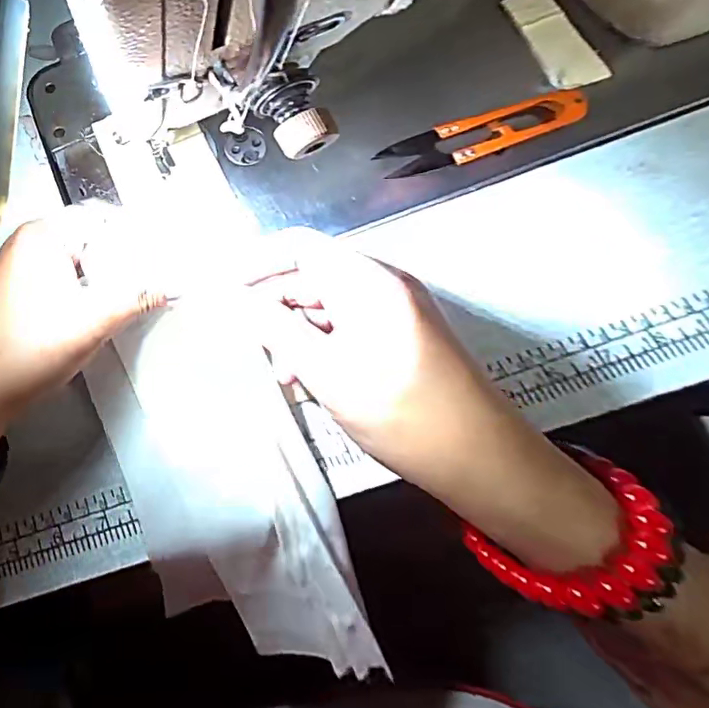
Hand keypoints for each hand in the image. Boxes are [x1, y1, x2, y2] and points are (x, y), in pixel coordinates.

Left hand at [0, 206, 167, 461]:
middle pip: (94, 237)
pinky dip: (93, 288)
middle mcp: (31, 243)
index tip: (170, 251)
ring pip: (84, 260)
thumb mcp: (91, 321)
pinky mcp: (26, 292)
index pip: (103, 217)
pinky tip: (113, 306)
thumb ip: (138, 297)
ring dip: (111, 275)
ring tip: (145, 291)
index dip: (139, 234)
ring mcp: (26, 267)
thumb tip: (176, 284)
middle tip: (164, 274)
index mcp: (42, 235)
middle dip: (128, 256)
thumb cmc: (26, 350)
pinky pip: (70, 278)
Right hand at [246, 228, 619, 571]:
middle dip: (273, 303)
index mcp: (368, 281)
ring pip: (328, 303)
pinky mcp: (402, 334)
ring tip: (280, 372)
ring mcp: (396, 308)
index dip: (256, 262)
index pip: (299, 246)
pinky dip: (321, 343)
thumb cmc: (403, 414)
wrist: (484, 460)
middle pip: (312, 274)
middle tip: (246, 341)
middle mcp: (383, 283)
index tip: (224, 291)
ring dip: (296, 329)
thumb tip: (237, 301)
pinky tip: (308, 377)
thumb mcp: (328, 372)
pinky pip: (349, 324)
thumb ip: (276, 329)